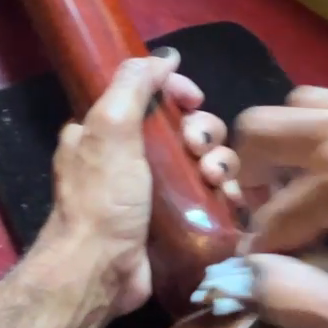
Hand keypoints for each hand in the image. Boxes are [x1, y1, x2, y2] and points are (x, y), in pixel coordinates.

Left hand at [43, 50, 239, 314]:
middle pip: (185, 127)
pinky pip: (211, 196)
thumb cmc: (101, 197)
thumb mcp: (109, 128)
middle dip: (203, 131)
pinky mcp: (177, 221)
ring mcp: (154, 191)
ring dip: (219, 161)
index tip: (192, 99)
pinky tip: (229, 198)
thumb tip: (164, 57)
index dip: (176, 91)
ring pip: (203, 161)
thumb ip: (133, 85)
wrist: (99, 270)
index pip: (151, 95)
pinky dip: (225, 192)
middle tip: (198, 148)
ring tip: (215, 178)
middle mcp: (130, 157)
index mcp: (107, 130)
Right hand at [238, 88, 327, 327]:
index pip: (267, 213)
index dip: (258, 256)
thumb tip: (237, 279)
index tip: (271, 283)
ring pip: (309, 107)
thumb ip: (299, 299)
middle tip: (284, 230)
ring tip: (323, 204)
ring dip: (294, 152)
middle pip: (265, 129)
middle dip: (255, 181)